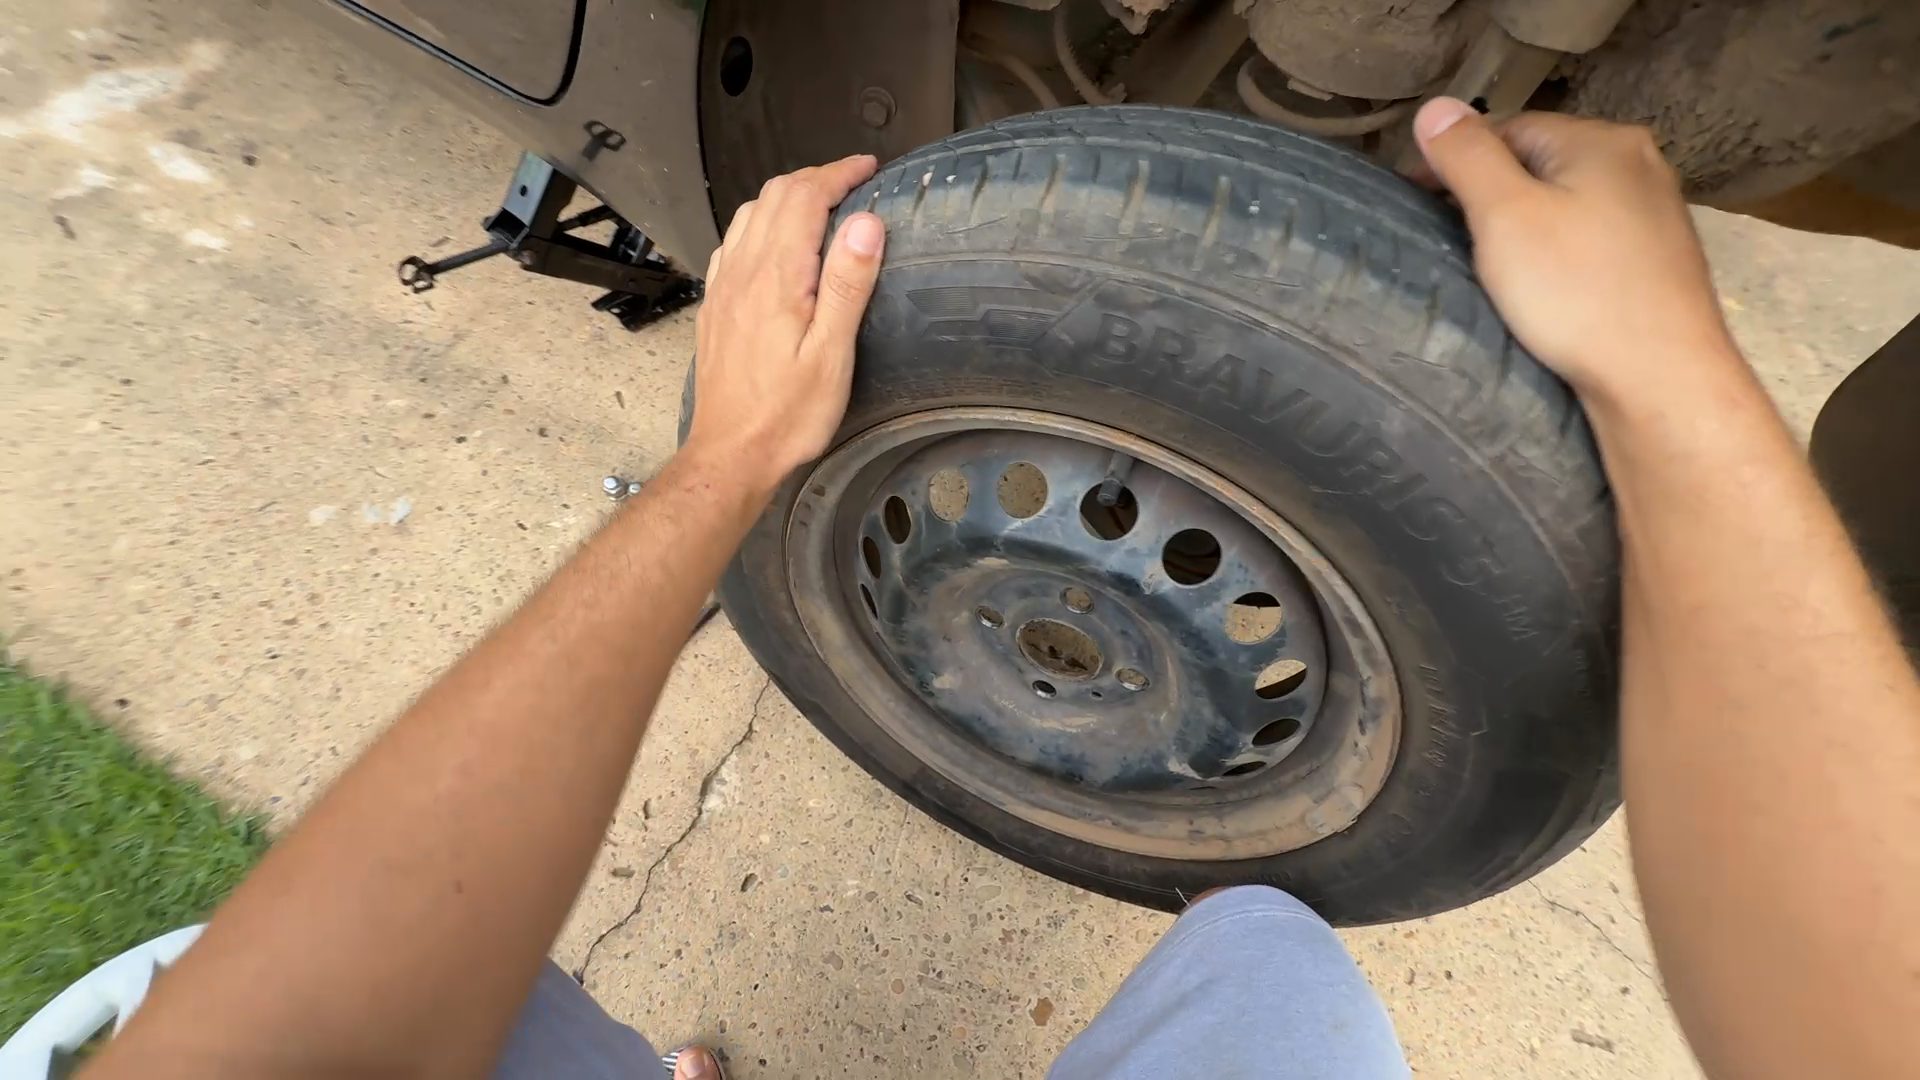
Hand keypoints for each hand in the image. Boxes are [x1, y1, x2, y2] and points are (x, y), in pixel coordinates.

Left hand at [683, 155, 886, 495]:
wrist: (733, 452)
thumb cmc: (788, 415)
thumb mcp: (831, 355)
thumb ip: (847, 285)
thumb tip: (866, 224)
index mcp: (778, 277)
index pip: (805, 199)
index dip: (838, 174)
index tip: (867, 167)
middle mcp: (744, 272)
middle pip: (775, 197)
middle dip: (815, 178)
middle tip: (852, 181)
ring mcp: (724, 288)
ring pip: (750, 215)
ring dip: (787, 197)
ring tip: (820, 203)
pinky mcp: (716, 307)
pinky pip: (734, 244)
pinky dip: (760, 224)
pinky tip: (773, 242)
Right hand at [1411, 98, 1742, 404]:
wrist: (1653, 367)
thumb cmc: (1571, 288)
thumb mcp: (1504, 216)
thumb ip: (1466, 159)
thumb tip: (1433, 107)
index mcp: (1598, 142)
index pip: (1506, 129)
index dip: (1451, 159)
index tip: (1408, 198)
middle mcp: (1634, 162)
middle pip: (1535, 161)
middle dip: (1481, 188)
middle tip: (1434, 231)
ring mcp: (1648, 209)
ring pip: (1559, 198)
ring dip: (1512, 218)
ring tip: (1474, 257)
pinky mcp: (1648, 254)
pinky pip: (1580, 232)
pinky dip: (1544, 244)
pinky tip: (1527, 278)